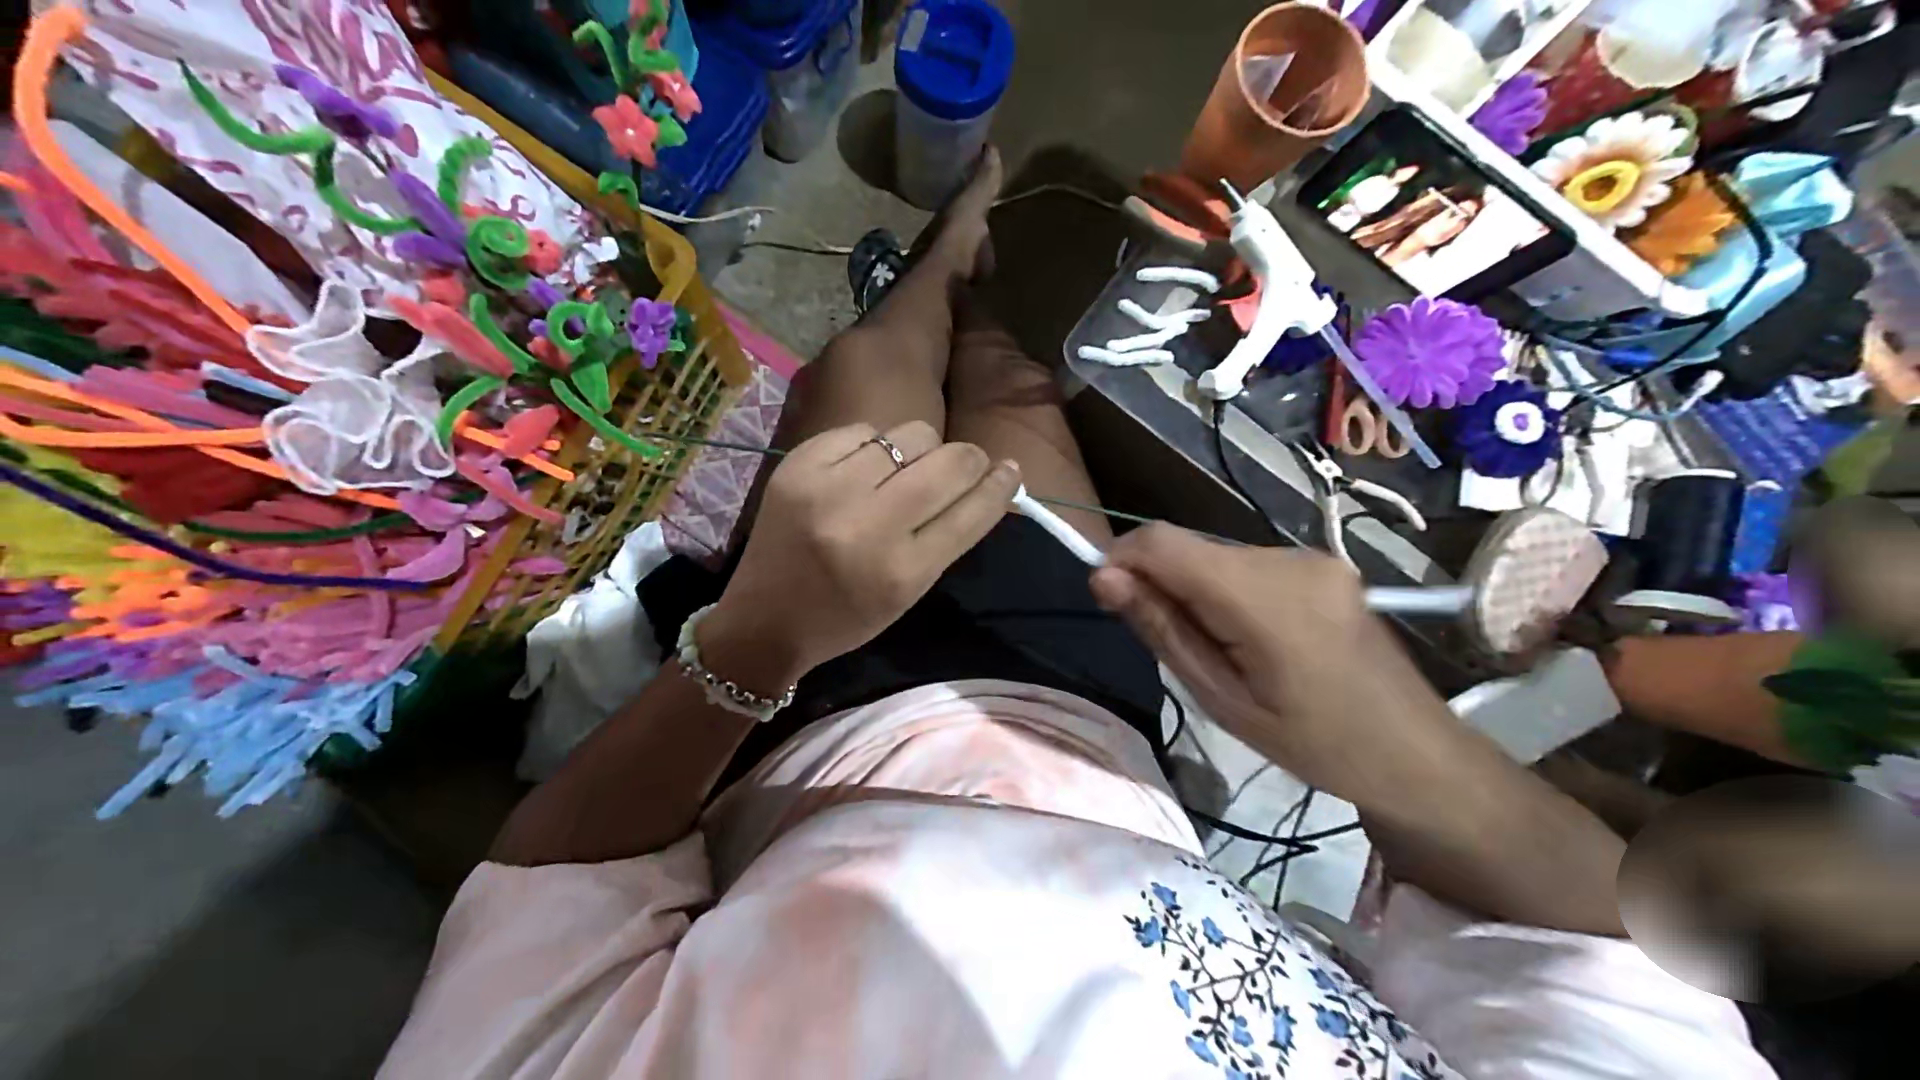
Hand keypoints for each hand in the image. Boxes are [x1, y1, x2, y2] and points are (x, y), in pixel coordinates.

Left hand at [699, 422, 1020, 694]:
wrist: (763, 619)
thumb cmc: (846, 617)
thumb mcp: (908, 592)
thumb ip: (948, 536)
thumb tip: (989, 481)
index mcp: (903, 572)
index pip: (971, 511)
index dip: (1000, 485)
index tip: (1011, 469)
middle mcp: (869, 526)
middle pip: (949, 463)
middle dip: (969, 460)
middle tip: (964, 466)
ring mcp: (829, 489)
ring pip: (912, 435)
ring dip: (922, 450)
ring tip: (906, 472)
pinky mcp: (798, 464)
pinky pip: (864, 430)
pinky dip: (875, 446)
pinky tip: (864, 468)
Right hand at [1089, 523, 1452, 807]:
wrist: (1416, 752)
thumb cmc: (1314, 743)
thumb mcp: (1221, 699)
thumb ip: (1162, 629)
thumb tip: (1103, 577)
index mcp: (1264, 596)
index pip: (1162, 542)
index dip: (1120, 559)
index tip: (1111, 601)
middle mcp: (1289, 559)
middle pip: (1190, 549)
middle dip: (1161, 584)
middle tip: (1174, 648)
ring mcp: (1313, 558)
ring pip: (1217, 556)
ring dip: (1195, 590)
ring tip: (1220, 651)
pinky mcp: (1324, 564)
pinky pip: (1249, 564)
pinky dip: (1227, 590)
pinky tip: (1250, 638)